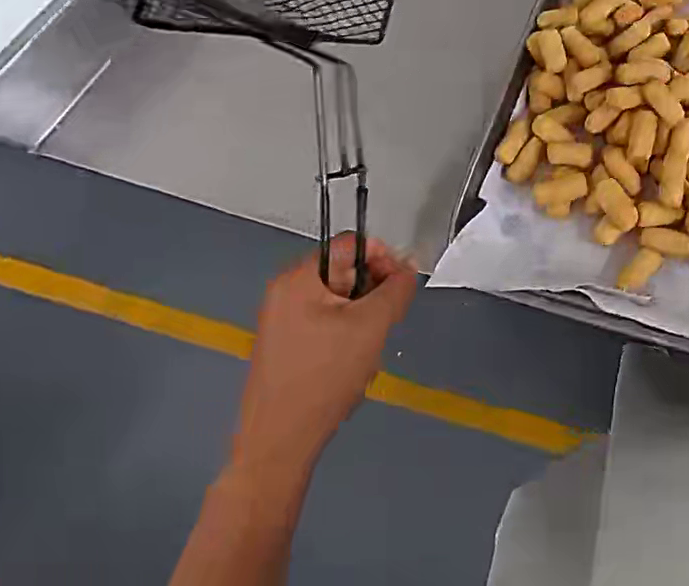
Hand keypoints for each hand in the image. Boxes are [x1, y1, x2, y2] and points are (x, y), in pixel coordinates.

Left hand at [231, 233, 419, 478]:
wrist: (281, 443)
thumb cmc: (320, 381)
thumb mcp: (374, 323)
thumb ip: (398, 287)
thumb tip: (407, 270)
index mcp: (298, 279)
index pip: (353, 244)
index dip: (384, 259)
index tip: (397, 285)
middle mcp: (285, 293)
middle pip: (348, 271)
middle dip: (374, 293)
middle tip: (381, 321)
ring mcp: (283, 320)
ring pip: (342, 300)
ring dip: (364, 318)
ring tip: (363, 349)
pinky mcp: (287, 344)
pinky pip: (329, 323)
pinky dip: (348, 335)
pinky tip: (350, 363)